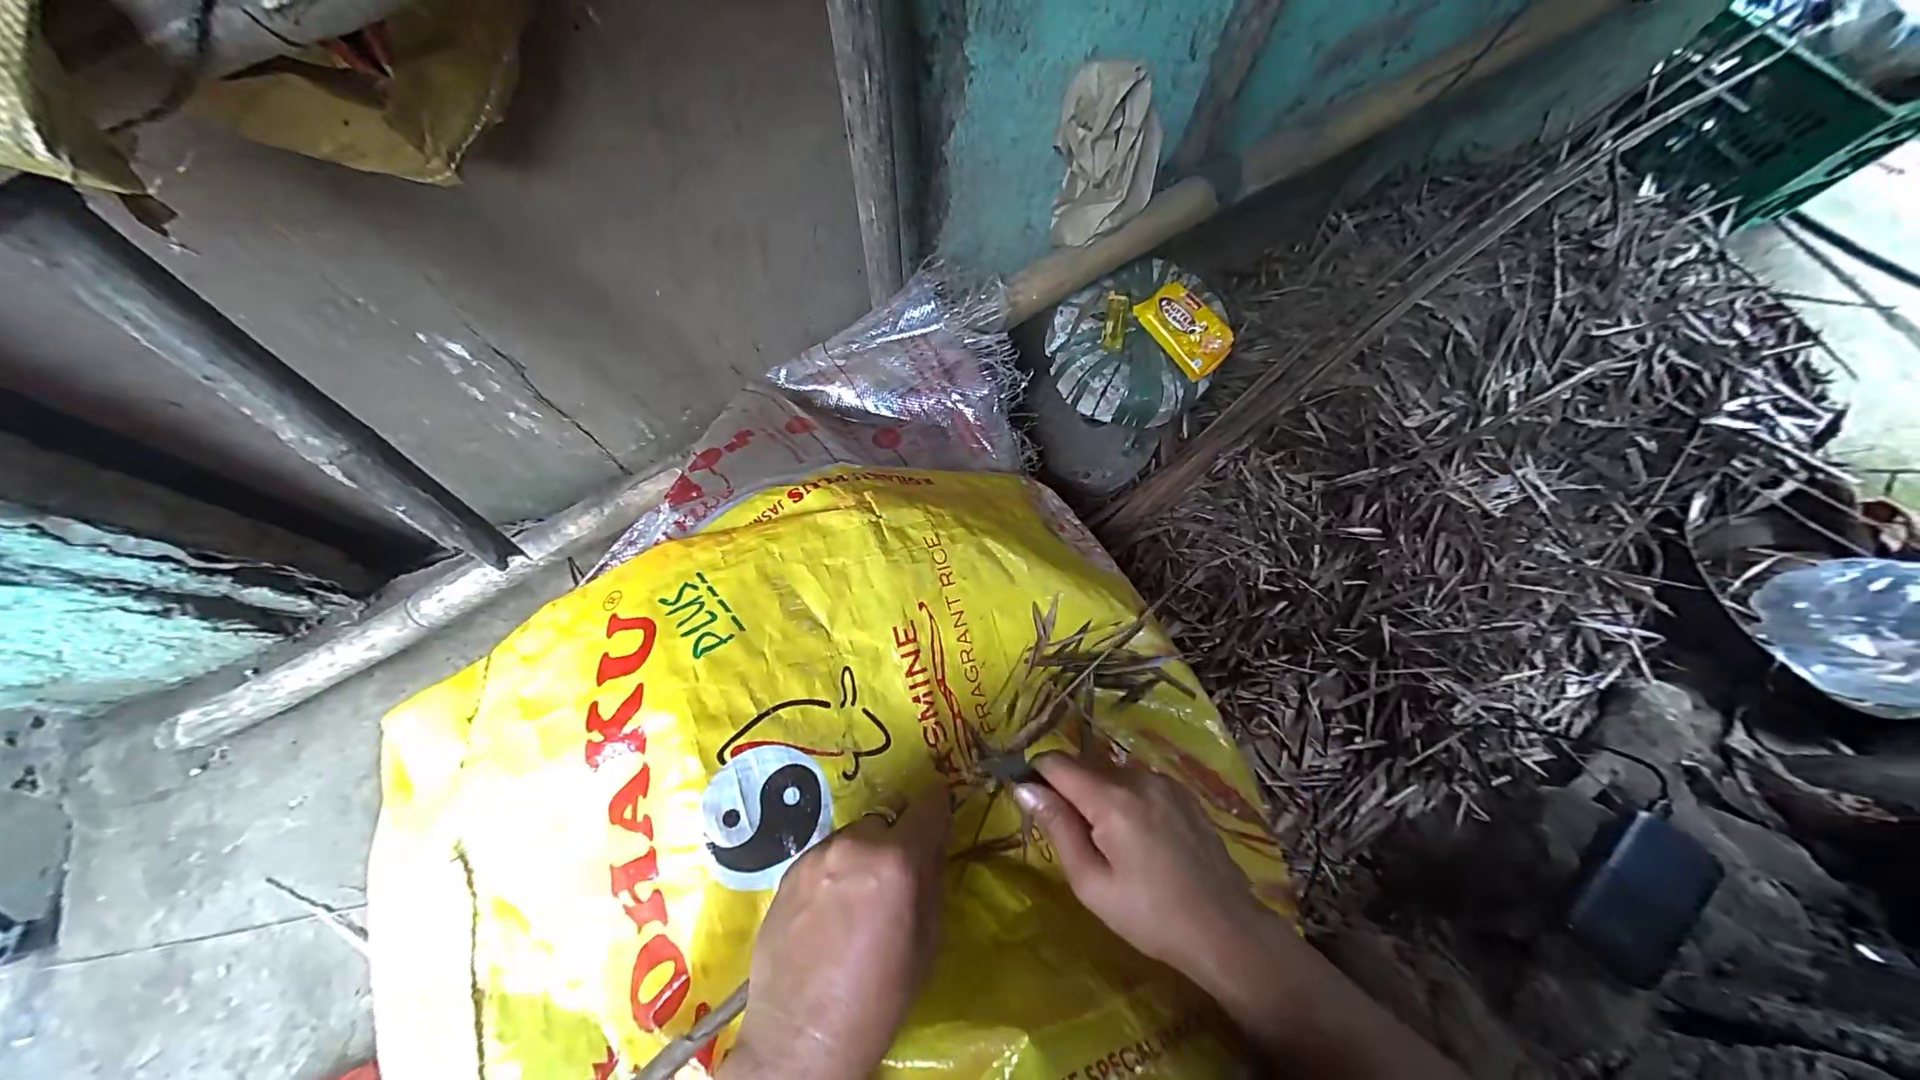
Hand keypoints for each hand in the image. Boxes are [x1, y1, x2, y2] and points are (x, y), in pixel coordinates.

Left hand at [720, 788, 949, 1079]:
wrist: (800, 1039)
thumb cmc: (878, 998)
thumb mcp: (927, 942)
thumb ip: (932, 881)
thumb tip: (932, 847)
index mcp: (896, 860)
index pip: (929, 805)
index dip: (939, 809)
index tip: (940, 817)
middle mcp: (855, 844)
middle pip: (886, 822)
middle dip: (895, 843)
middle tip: (893, 881)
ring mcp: (817, 855)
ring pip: (853, 838)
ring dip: (862, 855)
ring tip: (856, 900)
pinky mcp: (788, 871)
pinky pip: (825, 856)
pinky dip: (834, 870)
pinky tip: (828, 910)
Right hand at [1016, 753, 1462, 1078]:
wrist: (1227, 930)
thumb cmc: (1150, 916)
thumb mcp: (1091, 883)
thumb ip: (1057, 828)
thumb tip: (1023, 788)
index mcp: (1112, 798)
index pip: (1056, 761)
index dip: (1035, 774)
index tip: (1028, 799)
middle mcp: (1138, 776)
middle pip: (1084, 765)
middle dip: (1067, 790)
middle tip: (1072, 836)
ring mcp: (1165, 781)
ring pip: (1111, 774)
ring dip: (1097, 795)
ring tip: (1109, 843)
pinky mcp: (1183, 792)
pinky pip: (1138, 783)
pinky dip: (1125, 799)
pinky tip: (1138, 839)